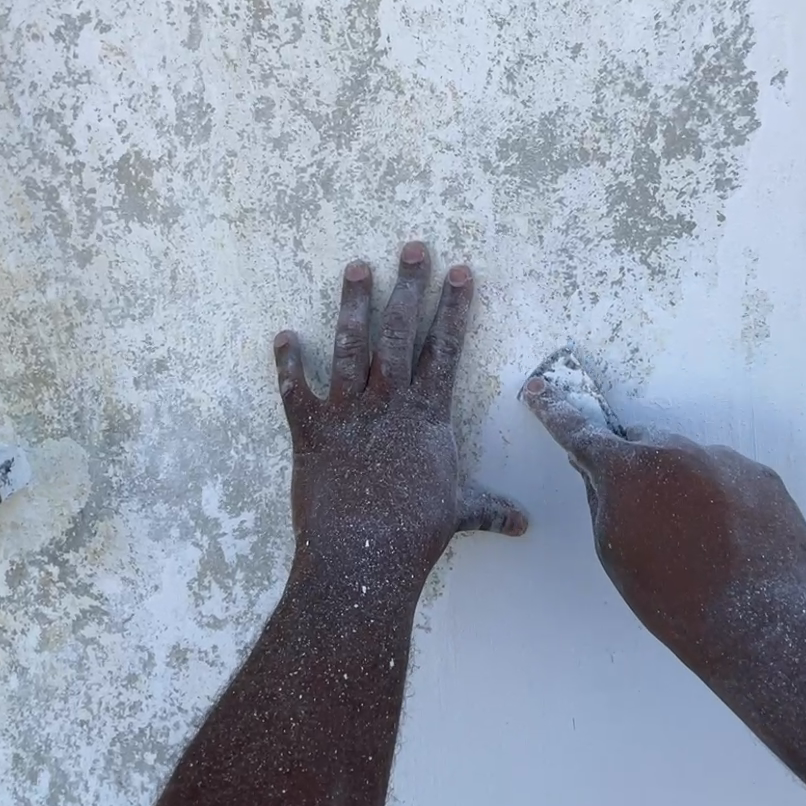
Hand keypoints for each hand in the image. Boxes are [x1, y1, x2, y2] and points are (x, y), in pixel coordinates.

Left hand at [274, 243, 526, 595]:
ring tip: (356, 266)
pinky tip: (282, 336)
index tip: (460, 272)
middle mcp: (387, 403)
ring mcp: (346, 413)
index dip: (453, 308)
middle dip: (408, 287)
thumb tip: (523, 526)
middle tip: (411, 247)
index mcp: (426, 416)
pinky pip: (294, 390)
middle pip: (399, 332)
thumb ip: (487, 510)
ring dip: (353, 304)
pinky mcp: (310, 431)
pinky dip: (287, 364)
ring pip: (350, 346)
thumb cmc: (413, 536)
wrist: (360, 559)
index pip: (445, 349)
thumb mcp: (456, 514)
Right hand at [522, 375, 805, 673]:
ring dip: (683, 484)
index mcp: (627, 469)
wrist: (761, 627)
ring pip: (688, 460)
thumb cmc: (672, 598)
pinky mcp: (763, 476)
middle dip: (636, 465)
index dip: (554, 410)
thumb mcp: (614, 552)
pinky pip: (728, 476)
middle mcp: (675, 450)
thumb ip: (600, 499)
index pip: (578, 431)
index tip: (537, 389)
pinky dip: (722, 497)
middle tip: (646, 512)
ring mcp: (724, 459)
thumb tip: (595, 470)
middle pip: (642, 443)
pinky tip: (732, 540)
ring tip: (700, 540)